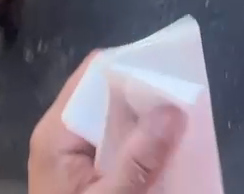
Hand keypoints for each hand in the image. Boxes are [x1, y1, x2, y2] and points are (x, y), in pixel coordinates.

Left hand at [29, 54, 186, 193]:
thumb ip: (140, 159)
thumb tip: (173, 109)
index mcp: (58, 133)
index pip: (95, 74)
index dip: (132, 67)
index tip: (171, 73)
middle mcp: (62, 135)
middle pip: (108, 94)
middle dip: (146, 95)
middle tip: (184, 98)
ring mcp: (73, 155)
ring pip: (116, 119)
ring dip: (148, 120)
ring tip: (183, 120)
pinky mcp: (86, 175)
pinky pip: (117, 144)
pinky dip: (142, 143)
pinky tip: (166, 151)